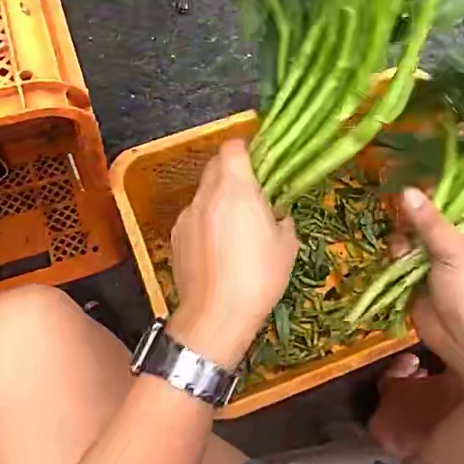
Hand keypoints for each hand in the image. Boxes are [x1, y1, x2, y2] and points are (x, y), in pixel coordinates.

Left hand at [168, 140, 298, 367]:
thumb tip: (275, 210)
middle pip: (215, 165)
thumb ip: (281, 216)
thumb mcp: (287, 245)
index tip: (261, 161)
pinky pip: (193, 217)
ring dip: (219, 199)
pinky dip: (206, 221)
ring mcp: (186, 215)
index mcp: (235, 188)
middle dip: (233, 172)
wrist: (216, 316)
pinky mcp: (176, 236)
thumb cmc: (258, 277)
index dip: (247, 149)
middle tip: (254, 193)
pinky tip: (218, 248)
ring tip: (236, 227)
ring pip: (204, 193)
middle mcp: (206, 195)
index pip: (233, 147)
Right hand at [396, 187, 463, 373]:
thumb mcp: (456, 251)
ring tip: (403, 247)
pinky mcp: (417, 273)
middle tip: (401, 215)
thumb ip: (429, 221)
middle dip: (412, 213)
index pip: (457, 196)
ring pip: (410, 231)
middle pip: (428, 212)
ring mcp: (436, 256)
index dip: (435, 188)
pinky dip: (395, 252)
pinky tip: (397, 258)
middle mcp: (458, 237)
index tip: (411, 180)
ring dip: (402, 235)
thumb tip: (406, 189)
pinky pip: (400, 253)